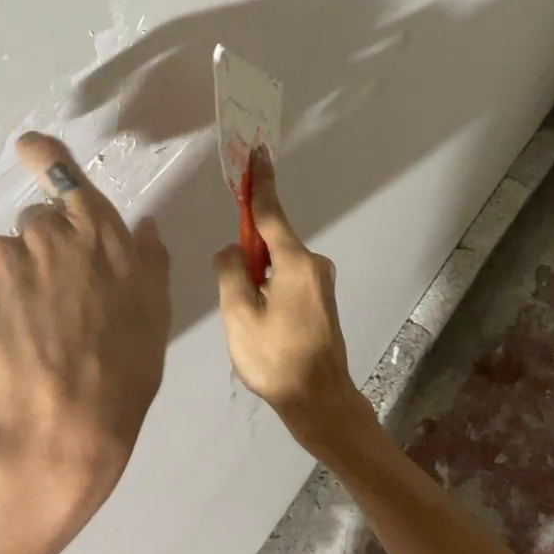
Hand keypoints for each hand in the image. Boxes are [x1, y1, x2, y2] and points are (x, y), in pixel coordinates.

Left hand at [0, 133, 170, 553]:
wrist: (60, 425)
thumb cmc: (123, 371)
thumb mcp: (156, 313)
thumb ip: (148, 258)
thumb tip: (141, 224)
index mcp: (99, 233)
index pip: (62, 172)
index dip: (43, 156)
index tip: (27, 148)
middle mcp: (46, 231)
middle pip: (33, 228)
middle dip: (39, 257)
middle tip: (50, 309)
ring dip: (7, 287)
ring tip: (23, 338)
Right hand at [213, 150, 374, 455]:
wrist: (319, 400)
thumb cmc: (276, 357)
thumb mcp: (239, 313)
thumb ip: (231, 271)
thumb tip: (234, 250)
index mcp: (296, 261)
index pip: (271, 212)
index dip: (260, 183)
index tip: (258, 153)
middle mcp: (315, 265)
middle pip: (271, 243)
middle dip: (248, 258)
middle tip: (237, 303)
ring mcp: (322, 284)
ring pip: (277, 267)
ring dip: (257, 283)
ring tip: (252, 328)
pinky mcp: (322, 302)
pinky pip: (287, 283)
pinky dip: (269, 293)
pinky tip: (265, 329)